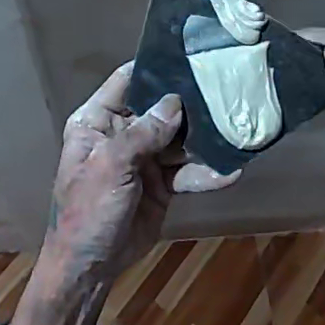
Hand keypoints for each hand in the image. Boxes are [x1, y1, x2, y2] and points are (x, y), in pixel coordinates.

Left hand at [46, 62, 239, 280]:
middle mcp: (120, 134)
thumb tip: (175, 103)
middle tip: (225, 87)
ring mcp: (142, 159)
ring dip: (203, 139)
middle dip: (188, 103)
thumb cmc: (87, 211)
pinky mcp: (160, 184)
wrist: (88, 268)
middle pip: (159, 109)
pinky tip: (231, 172)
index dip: (153, 68)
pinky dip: (206, 173)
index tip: (187, 55)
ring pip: (178, 140)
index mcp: (97, 122)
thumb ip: (143, 134)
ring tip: (236, 128)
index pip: (126, 82)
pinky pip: (186, 172)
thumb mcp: (110, 167)